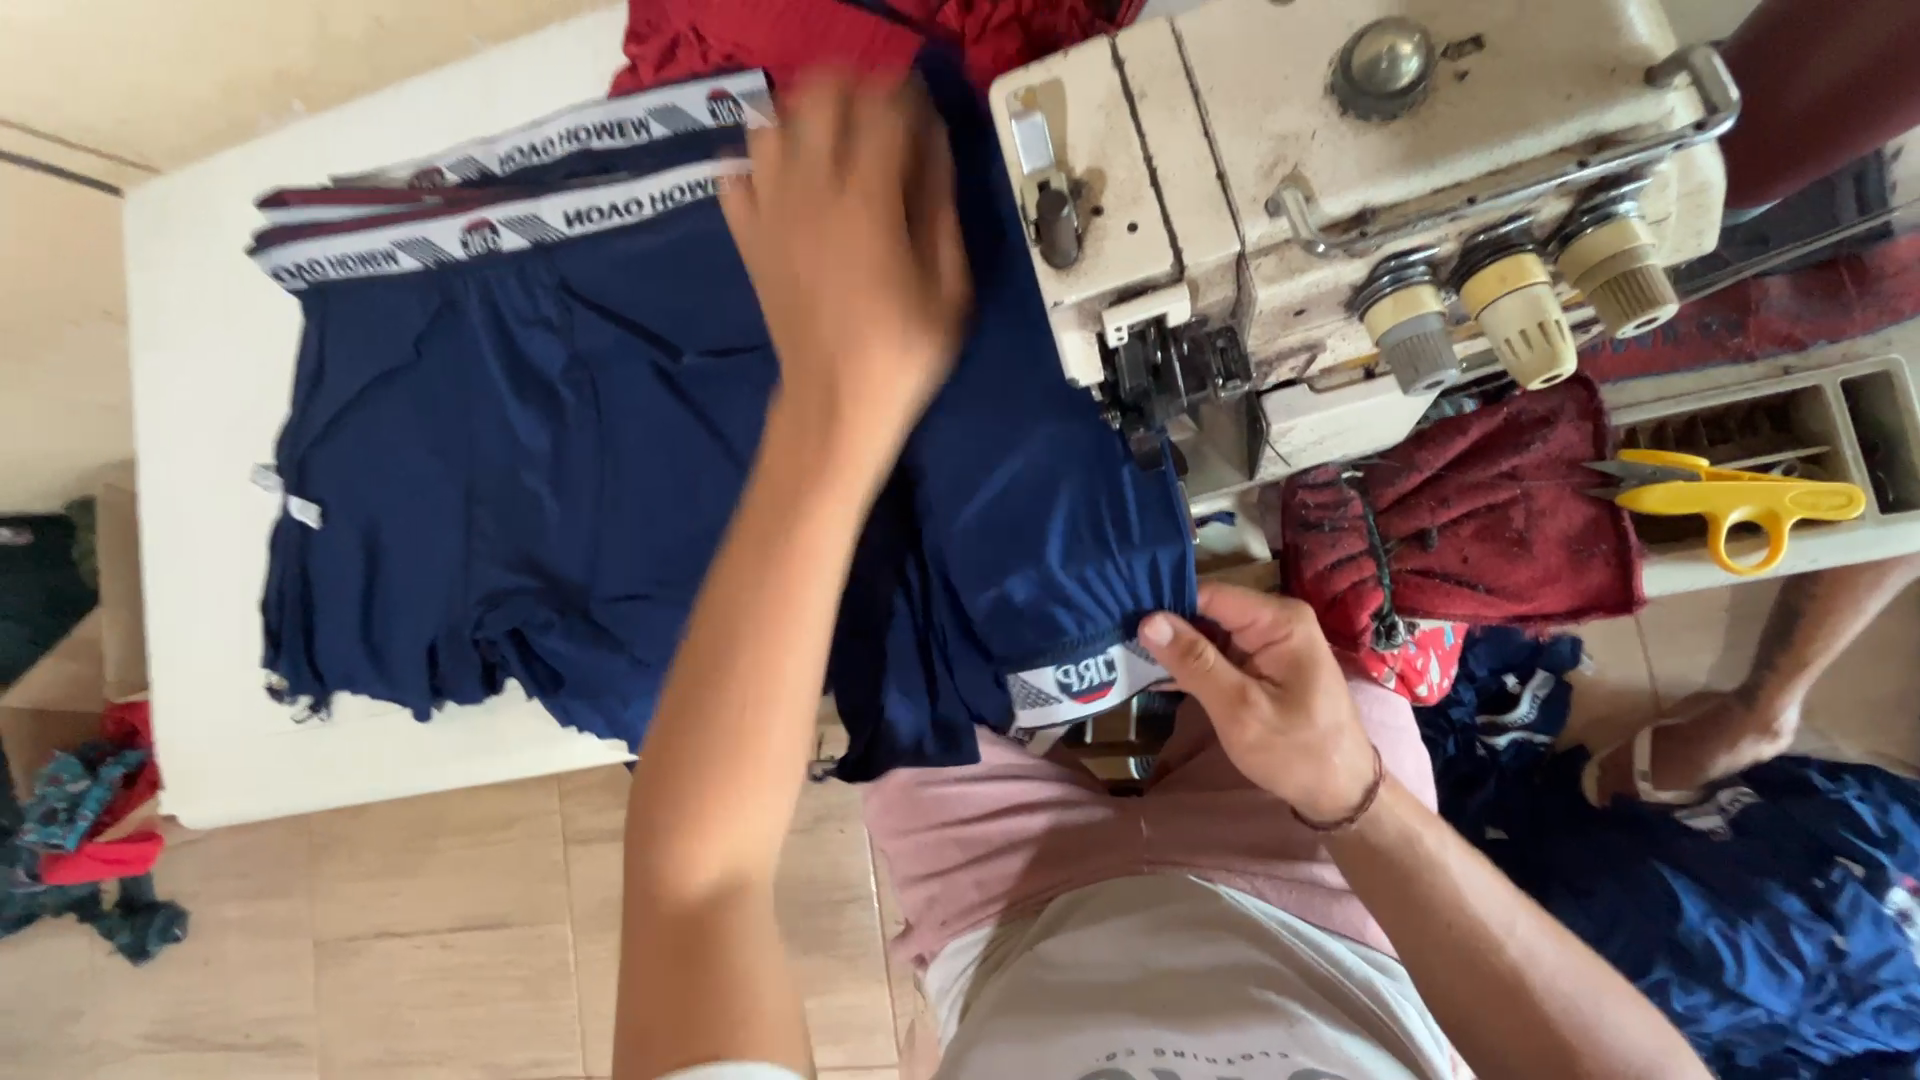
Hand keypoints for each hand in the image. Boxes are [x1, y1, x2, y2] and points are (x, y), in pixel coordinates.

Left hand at [721, 70, 971, 453]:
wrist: (835, 404)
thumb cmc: (904, 354)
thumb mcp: (950, 288)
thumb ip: (942, 206)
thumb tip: (934, 143)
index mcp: (868, 203)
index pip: (883, 109)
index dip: (908, 100)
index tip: (924, 119)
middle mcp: (810, 192)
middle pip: (821, 96)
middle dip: (856, 94)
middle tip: (881, 123)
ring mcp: (770, 213)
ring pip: (770, 123)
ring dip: (804, 119)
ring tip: (833, 147)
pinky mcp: (747, 238)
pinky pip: (734, 173)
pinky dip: (758, 163)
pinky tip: (787, 184)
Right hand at [1138, 583, 1378, 822]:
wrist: (1340, 793)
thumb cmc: (1296, 752)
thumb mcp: (1240, 709)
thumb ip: (1194, 662)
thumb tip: (1148, 620)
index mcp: (1278, 620)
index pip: (1208, 594)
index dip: (1165, 604)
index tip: (1120, 616)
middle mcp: (1274, 620)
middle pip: (1205, 609)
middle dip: (1164, 625)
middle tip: (1114, 637)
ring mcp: (1266, 641)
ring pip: (1205, 631)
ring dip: (1172, 646)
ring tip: (1122, 651)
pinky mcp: (1258, 662)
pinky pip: (1215, 651)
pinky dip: (1188, 663)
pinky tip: (1150, 671)